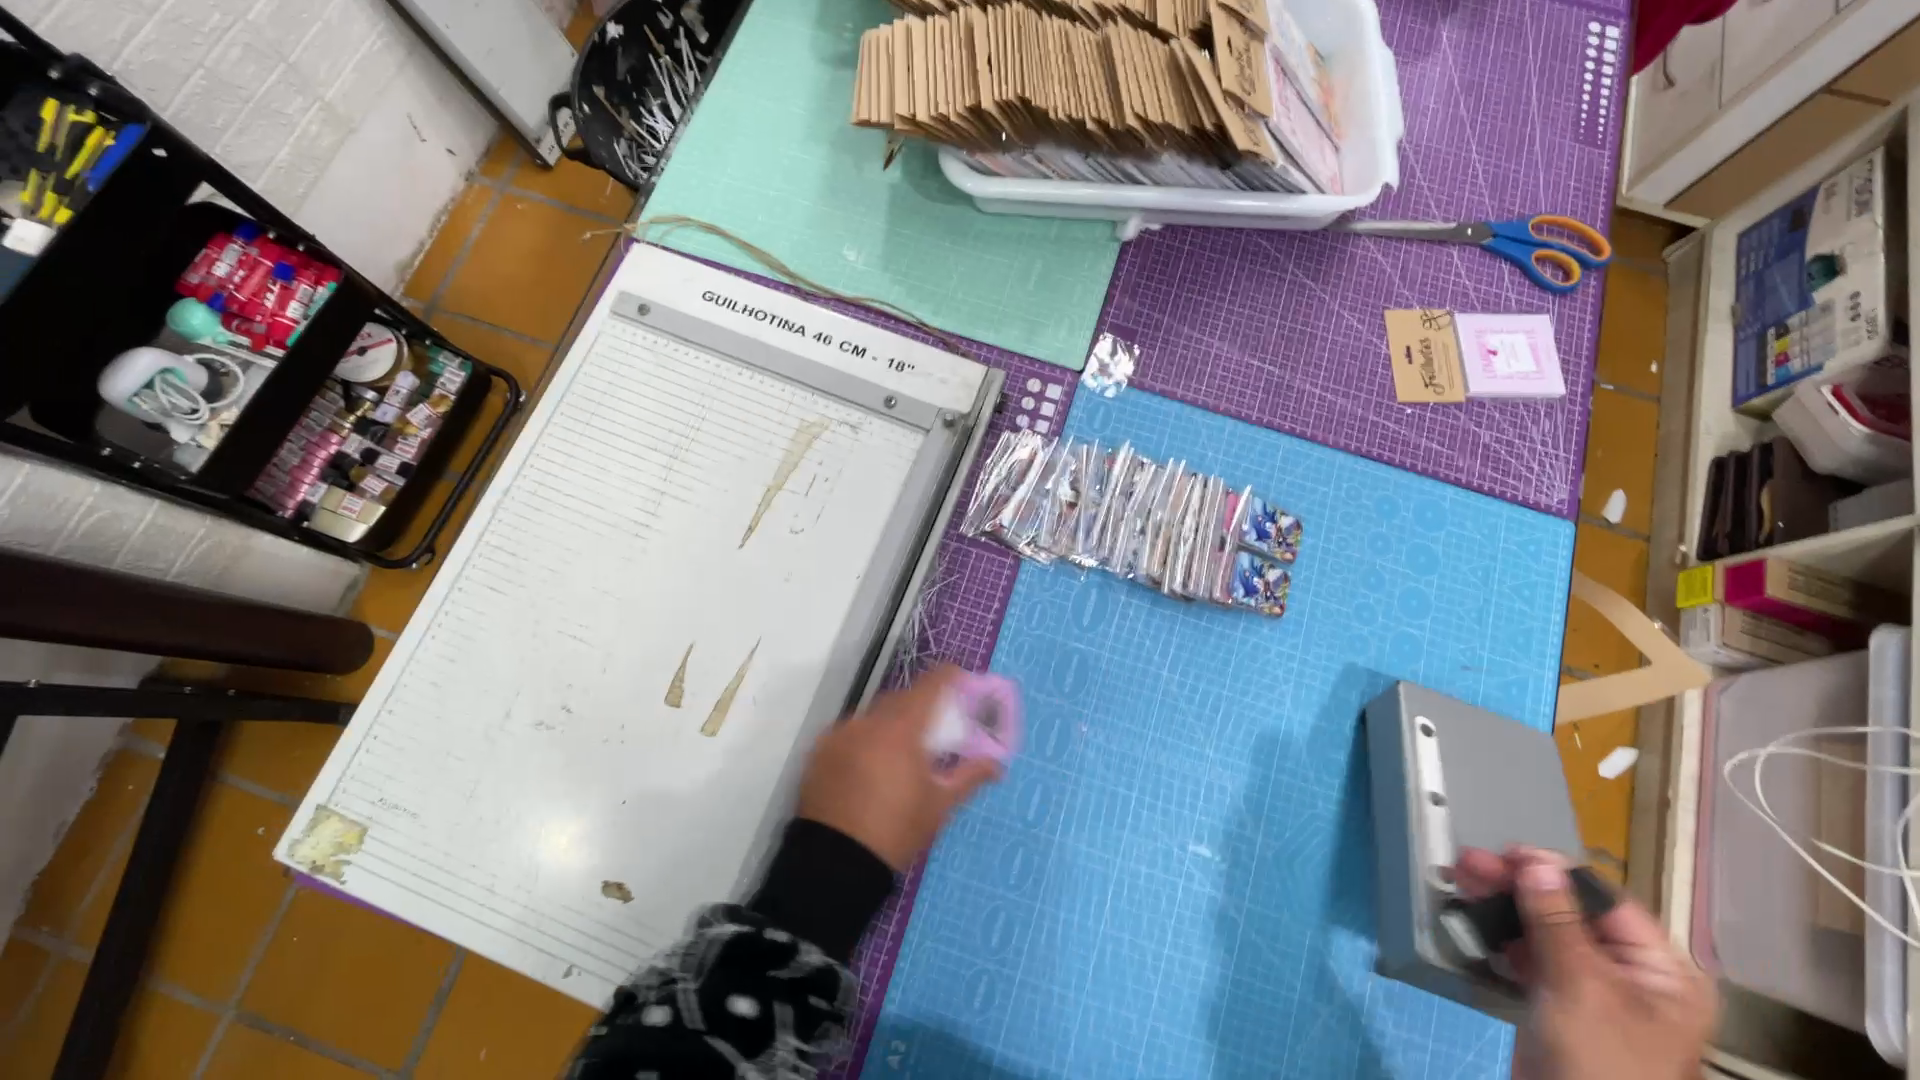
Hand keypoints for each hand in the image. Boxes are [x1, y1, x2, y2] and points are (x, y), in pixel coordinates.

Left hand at [796, 665, 1002, 871]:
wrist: (834, 863)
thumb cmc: (896, 832)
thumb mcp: (939, 805)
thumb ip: (969, 776)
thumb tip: (996, 763)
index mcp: (902, 728)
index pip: (932, 684)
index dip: (951, 678)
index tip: (963, 685)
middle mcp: (868, 721)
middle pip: (902, 699)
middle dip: (922, 707)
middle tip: (935, 731)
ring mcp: (839, 734)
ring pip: (874, 716)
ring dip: (891, 725)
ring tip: (901, 756)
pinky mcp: (819, 751)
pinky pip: (850, 733)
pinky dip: (865, 741)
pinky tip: (871, 768)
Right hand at [1455, 848, 1716, 1079]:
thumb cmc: (1599, 1062)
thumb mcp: (1580, 987)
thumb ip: (1556, 921)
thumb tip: (1537, 861)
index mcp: (1662, 971)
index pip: (1607, 902)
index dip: (1556, 873)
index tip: (1505, 853)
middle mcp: (1631, 975)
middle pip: (1570, 913)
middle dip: (1518, 886)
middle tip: (1467, 864)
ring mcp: (1592, 992)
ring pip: (1544, 932)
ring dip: (1503, 906)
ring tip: (1460, 882)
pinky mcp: (1557, 1007)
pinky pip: (1529, 959)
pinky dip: (1501, 938)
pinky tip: (1472, 922)